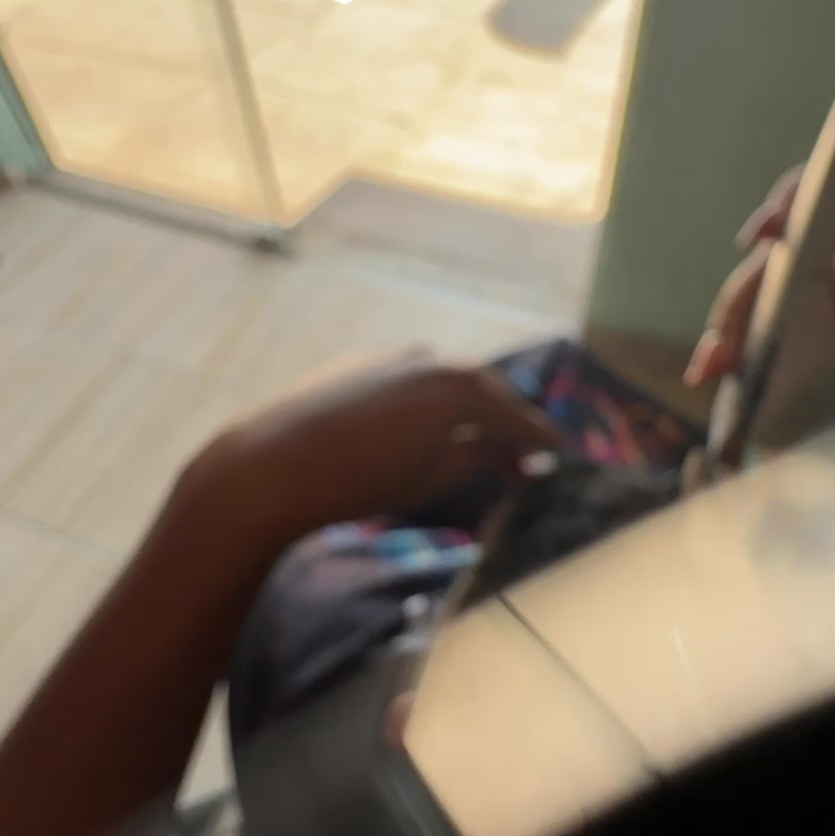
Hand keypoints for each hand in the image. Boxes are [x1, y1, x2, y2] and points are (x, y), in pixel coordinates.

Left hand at [187, 350, 559, 545]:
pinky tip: (432, 427)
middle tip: (524, 451)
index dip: (540, 436)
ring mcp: (396, 357)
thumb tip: (501, 450)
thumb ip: (476, 455)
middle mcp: (433, 358)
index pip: (515, 413)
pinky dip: (435, 404)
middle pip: (485, 391)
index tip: (561, 451)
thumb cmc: (363, 478)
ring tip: (480, 442)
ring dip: (469, 411)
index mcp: (460, 384)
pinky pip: (418, 383)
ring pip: (449, 384)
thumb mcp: (433, 475)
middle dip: (505, 421)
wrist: (273, 464)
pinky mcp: (365, 365)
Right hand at [684, 168, 834, 392]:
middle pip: (797, 260)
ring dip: (735, 327)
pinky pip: (771, 351)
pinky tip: (716, 378)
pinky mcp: (821, 374)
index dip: (805, 202)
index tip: (764, 233)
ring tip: (711, 369)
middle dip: (751, 290)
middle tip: (729, 339)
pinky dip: (739, 360)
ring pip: (774, 305)